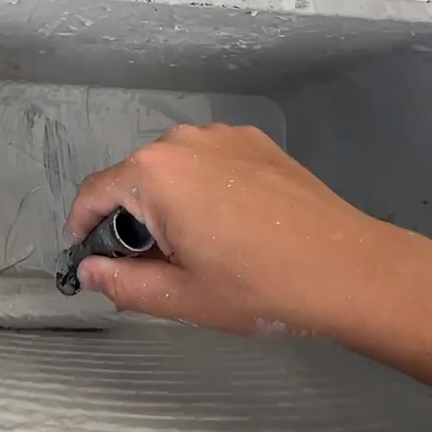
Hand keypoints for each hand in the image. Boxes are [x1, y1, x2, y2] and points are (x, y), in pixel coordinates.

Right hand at [65, 123, 431, 338]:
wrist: (349, 267)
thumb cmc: (258, 286)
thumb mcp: (182, 297)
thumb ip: (122, 282)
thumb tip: (87, 270)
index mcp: (153, 174)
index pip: (94, 192)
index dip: (83, 224)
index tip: (90, 254)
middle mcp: (179, 140)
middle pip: (134, 177)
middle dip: (133, 217)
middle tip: (158, 262)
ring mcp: (218, 134)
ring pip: (172, 167)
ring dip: (170, 199)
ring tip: (203, 242)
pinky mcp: (251, 139)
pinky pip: (208, 159)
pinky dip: (205, 184)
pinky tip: (236, 219)